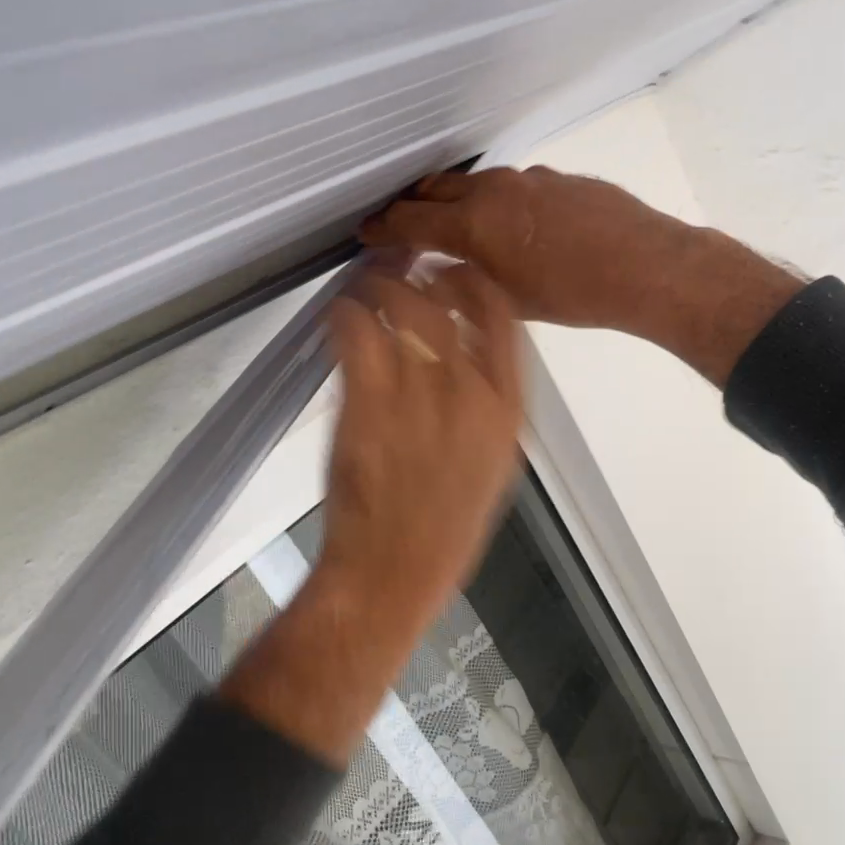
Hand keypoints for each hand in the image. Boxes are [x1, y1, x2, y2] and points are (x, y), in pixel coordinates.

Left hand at [316, 259, 525, 628]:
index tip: (453, 272)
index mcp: (506, 410)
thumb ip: (485, 414)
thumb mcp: (490, 470)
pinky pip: (353, 330)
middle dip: (418, 275)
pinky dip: (342, 315)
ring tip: (363, 290)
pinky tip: (338, 320)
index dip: (472, 281)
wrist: (393, 573)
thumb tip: (468, 371)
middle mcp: (469, 392)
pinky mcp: (366, 401)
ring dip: (376, 287)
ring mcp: (417, 394)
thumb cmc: (444, 532)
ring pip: (398, 305)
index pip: (500, 315)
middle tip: (397, 271)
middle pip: (446, 299)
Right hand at [359, 167, 804, 385]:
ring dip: (454, 202)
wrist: (645, 267)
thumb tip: (438, 275)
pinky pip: (510, 185)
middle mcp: (494, 191)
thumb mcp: (510, 301)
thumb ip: (466, 282)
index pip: (409, 220)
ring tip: (449, 225)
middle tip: (399, 227)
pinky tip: (507, 225)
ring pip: (474, 184)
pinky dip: (493, 201)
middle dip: (412, 207)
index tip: (366, 233)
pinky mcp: (556, 178)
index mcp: (474, 224)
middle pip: (435, 190)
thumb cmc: (574, 295)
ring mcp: (527, 178)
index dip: (382, 228)